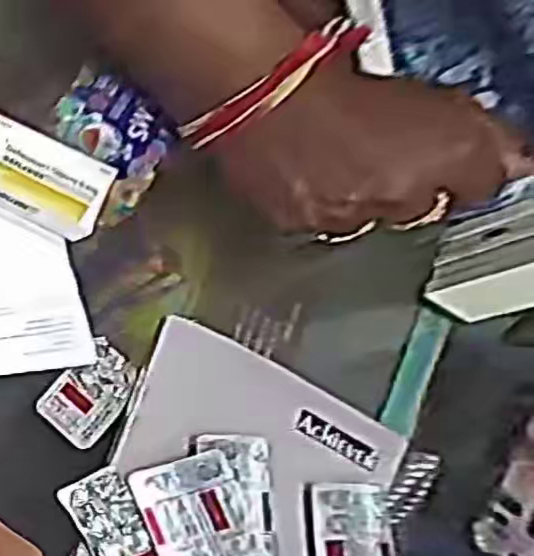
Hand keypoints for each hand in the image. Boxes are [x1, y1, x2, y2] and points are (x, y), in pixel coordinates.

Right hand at [212, 65, 527, 233]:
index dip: (470, 177)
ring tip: (345, 178)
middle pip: (419, 212)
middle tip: (393, 171)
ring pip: (364, 223)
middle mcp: (403, 195)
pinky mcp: (298, 224)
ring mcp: (347, 214)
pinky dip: (318, 211)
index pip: (483, 188)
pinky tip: (313, 186)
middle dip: (410, 195)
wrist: (278, 109)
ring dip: (360, 206)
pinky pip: (317, 226)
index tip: (460, 172)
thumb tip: (511, 163)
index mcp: (453, 158)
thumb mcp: (442, 104)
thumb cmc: (352, 96)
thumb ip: (486, 139)